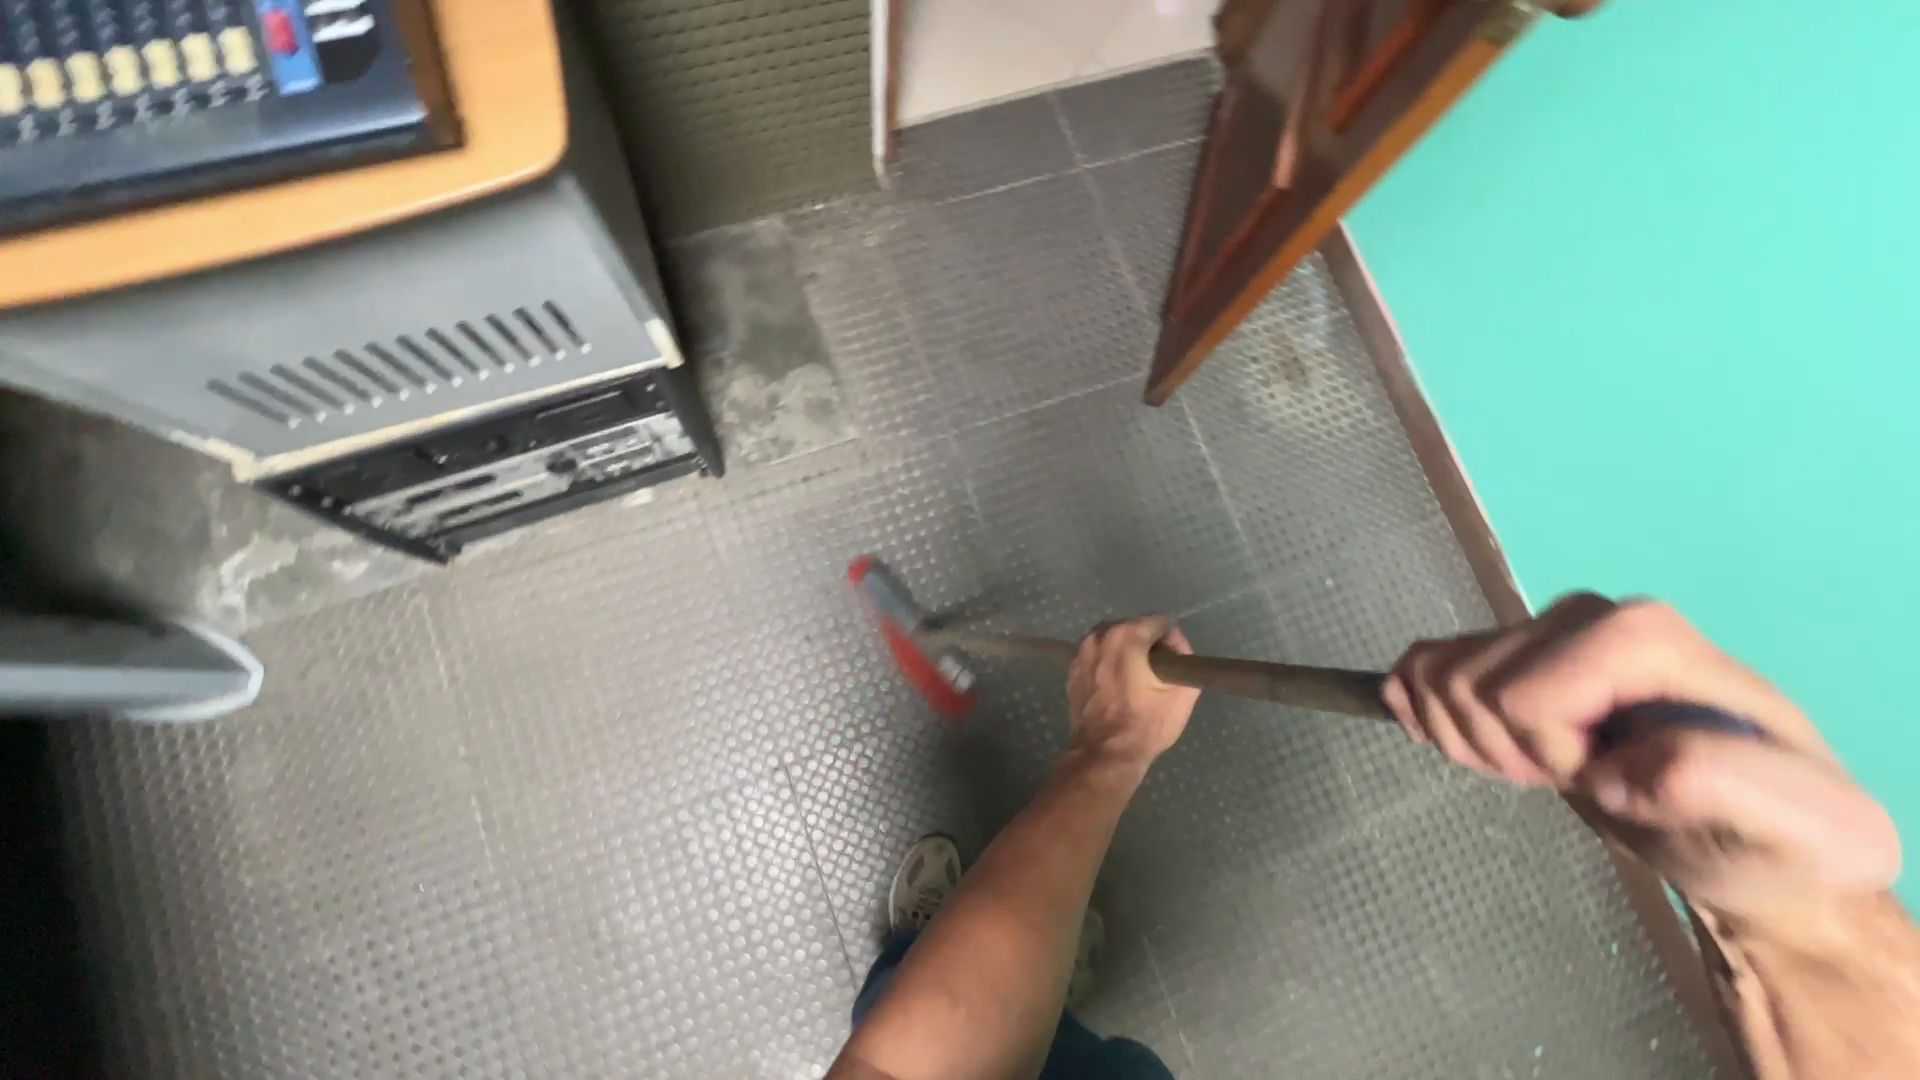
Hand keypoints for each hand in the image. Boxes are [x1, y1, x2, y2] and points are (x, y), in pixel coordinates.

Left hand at [1065, 616, 1200, 771]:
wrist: (1105, 752)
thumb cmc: (1146, 723)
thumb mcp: (1182, 694)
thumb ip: (1185, 661)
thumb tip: (1177, 651)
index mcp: (1126, 635)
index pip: (1159, 623)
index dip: (1172, 643)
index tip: (1175, 665)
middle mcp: (1099, 636)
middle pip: (1132, 628)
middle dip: (1148, 644)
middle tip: (1157, 672)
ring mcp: (1080, 652)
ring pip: (1112, 640)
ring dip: (1126, 652)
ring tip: (1137, 678)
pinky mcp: (1072, 670)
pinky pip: (1096, 657)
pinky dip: (1107, 664)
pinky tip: (1116, 686)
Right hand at [1382, 593, 1899, 941]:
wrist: (1739, 831)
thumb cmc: (1772, 834)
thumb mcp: (1809, 830)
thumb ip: (1727, 781)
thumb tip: (1614, 764)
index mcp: (1644, 635)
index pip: (1521, 692)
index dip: (1544, 750)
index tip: (1606, 778)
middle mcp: (1582, 612)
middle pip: (1466, 682)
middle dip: (1501, 749)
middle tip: (1569, 776)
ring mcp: (1534, 627)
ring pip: (1431, 674)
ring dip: (1466, 738)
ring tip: (1536, 761)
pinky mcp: (1498, 647)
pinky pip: (1416, 664)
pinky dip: (1424, 711)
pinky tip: (1477, 738)